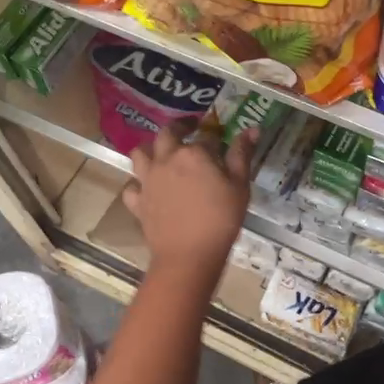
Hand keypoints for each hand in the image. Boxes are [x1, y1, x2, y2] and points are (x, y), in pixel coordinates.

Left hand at [124, 121, 256, 272]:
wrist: (189, 255)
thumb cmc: (221, 219)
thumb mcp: (239, 186)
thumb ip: (242, 154)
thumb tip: (252, 129)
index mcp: (194, 153)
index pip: (206, 134)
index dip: (215, 135)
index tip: (222, 140)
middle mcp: (166, 159)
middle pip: (167, 133)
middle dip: (179, 128)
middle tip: (189, 130)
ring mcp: (148, 180)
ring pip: (140, 153)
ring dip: (151, 150)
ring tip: (162, 155)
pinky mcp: (137, 201)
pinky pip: (131, 186)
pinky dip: (138, 184)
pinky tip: (148, 188)